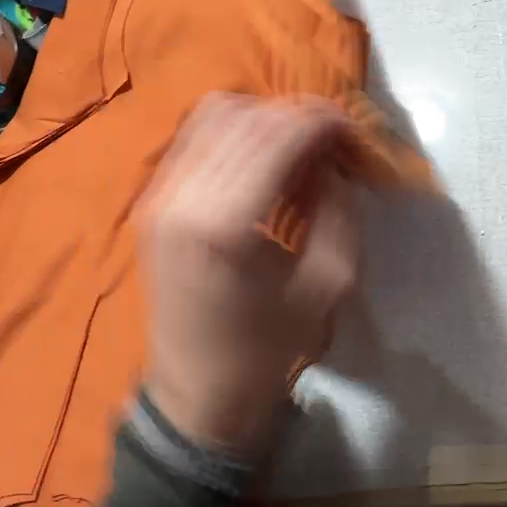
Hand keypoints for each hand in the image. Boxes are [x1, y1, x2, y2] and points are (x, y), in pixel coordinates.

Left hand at [140, 94, 361, 454]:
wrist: (196, 392)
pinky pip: (193, 136)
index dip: (325, 120)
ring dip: (266, 117)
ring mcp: (158, 195)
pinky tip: (262, 157)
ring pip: (215, 113)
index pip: (280, 133)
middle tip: (335, 138)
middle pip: (249, 115)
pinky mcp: (151, 200)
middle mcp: (183, 196)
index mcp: (227, 223)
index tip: (355, 131)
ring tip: (299, 145)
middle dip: (301, 115)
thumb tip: (336, 161)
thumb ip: (340, 210)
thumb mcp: (329, 284)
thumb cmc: (268, 347)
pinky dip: (235, 130)